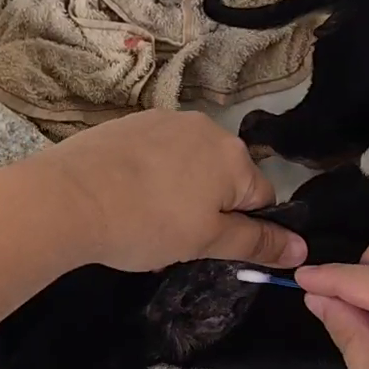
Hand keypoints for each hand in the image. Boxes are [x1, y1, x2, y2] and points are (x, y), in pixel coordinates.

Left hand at [22, 109, 305, 272]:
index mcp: (232, 155)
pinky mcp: (123, 124)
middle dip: (203, 209)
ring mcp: (159, 120)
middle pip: (219, 177)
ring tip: (139, 221)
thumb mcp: (204, 241)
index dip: (239, 228)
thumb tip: (301, 247)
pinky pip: (149, 155)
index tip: (205, 246)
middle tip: (169, 238)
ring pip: (182, 166)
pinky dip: (143, 177)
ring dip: (172, 193)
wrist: (66, 197)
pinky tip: (119, 198)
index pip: (260, 197)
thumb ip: (255, 242)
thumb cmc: (144, 223)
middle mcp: (202, 127)